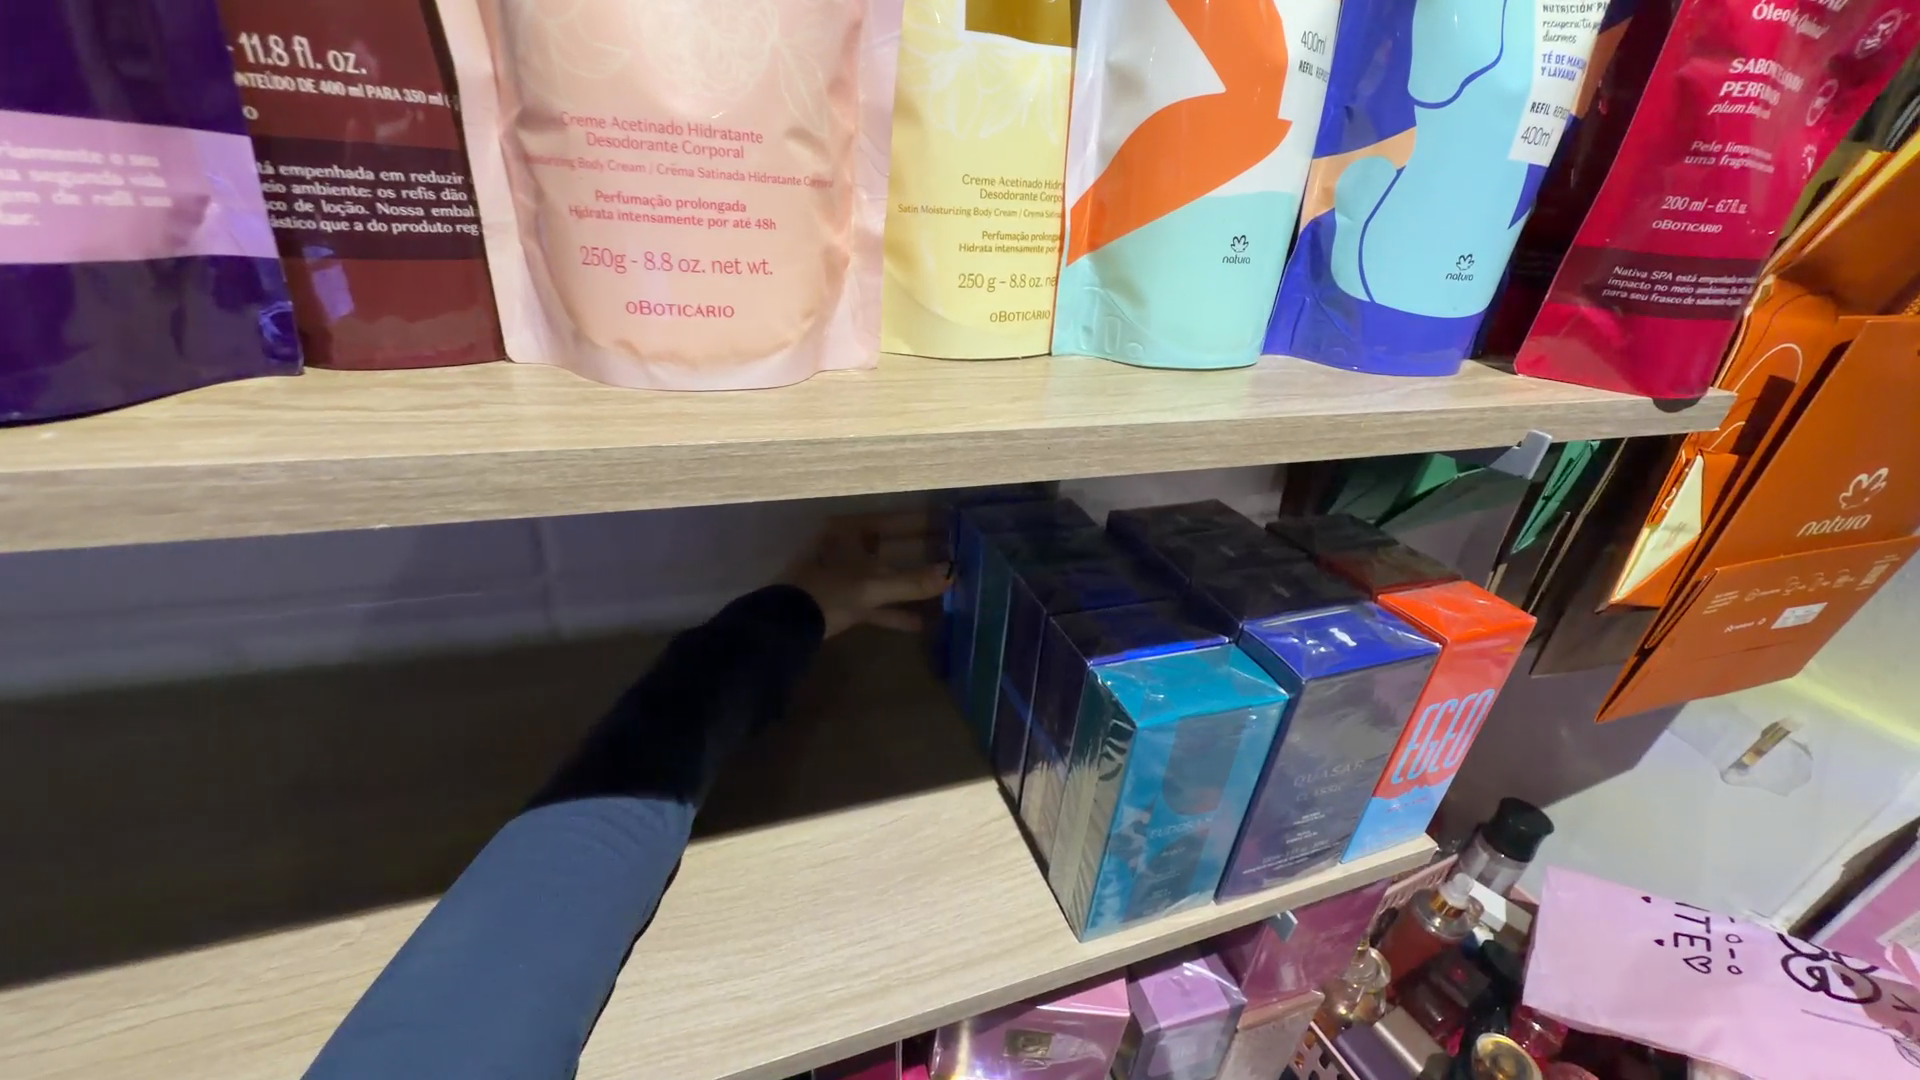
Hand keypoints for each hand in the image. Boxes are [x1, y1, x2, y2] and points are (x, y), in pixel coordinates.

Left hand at [783, 515, 951, 637]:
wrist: (785, 627)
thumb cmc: (828, 592)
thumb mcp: (873, 586)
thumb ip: (913, 581)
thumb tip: (954, 573)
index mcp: (849, 531)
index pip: (893, 520)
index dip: (922, 523)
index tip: (950, 524)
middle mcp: (846, 548)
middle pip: (891, 548)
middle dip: (922, 556)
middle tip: (954, 555)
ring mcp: (843, 575)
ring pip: (884, 576)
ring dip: (911, 585)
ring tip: (945, 590)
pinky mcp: (842, 601)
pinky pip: (875, 602)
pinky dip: (895, 611)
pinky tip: (921, 623)